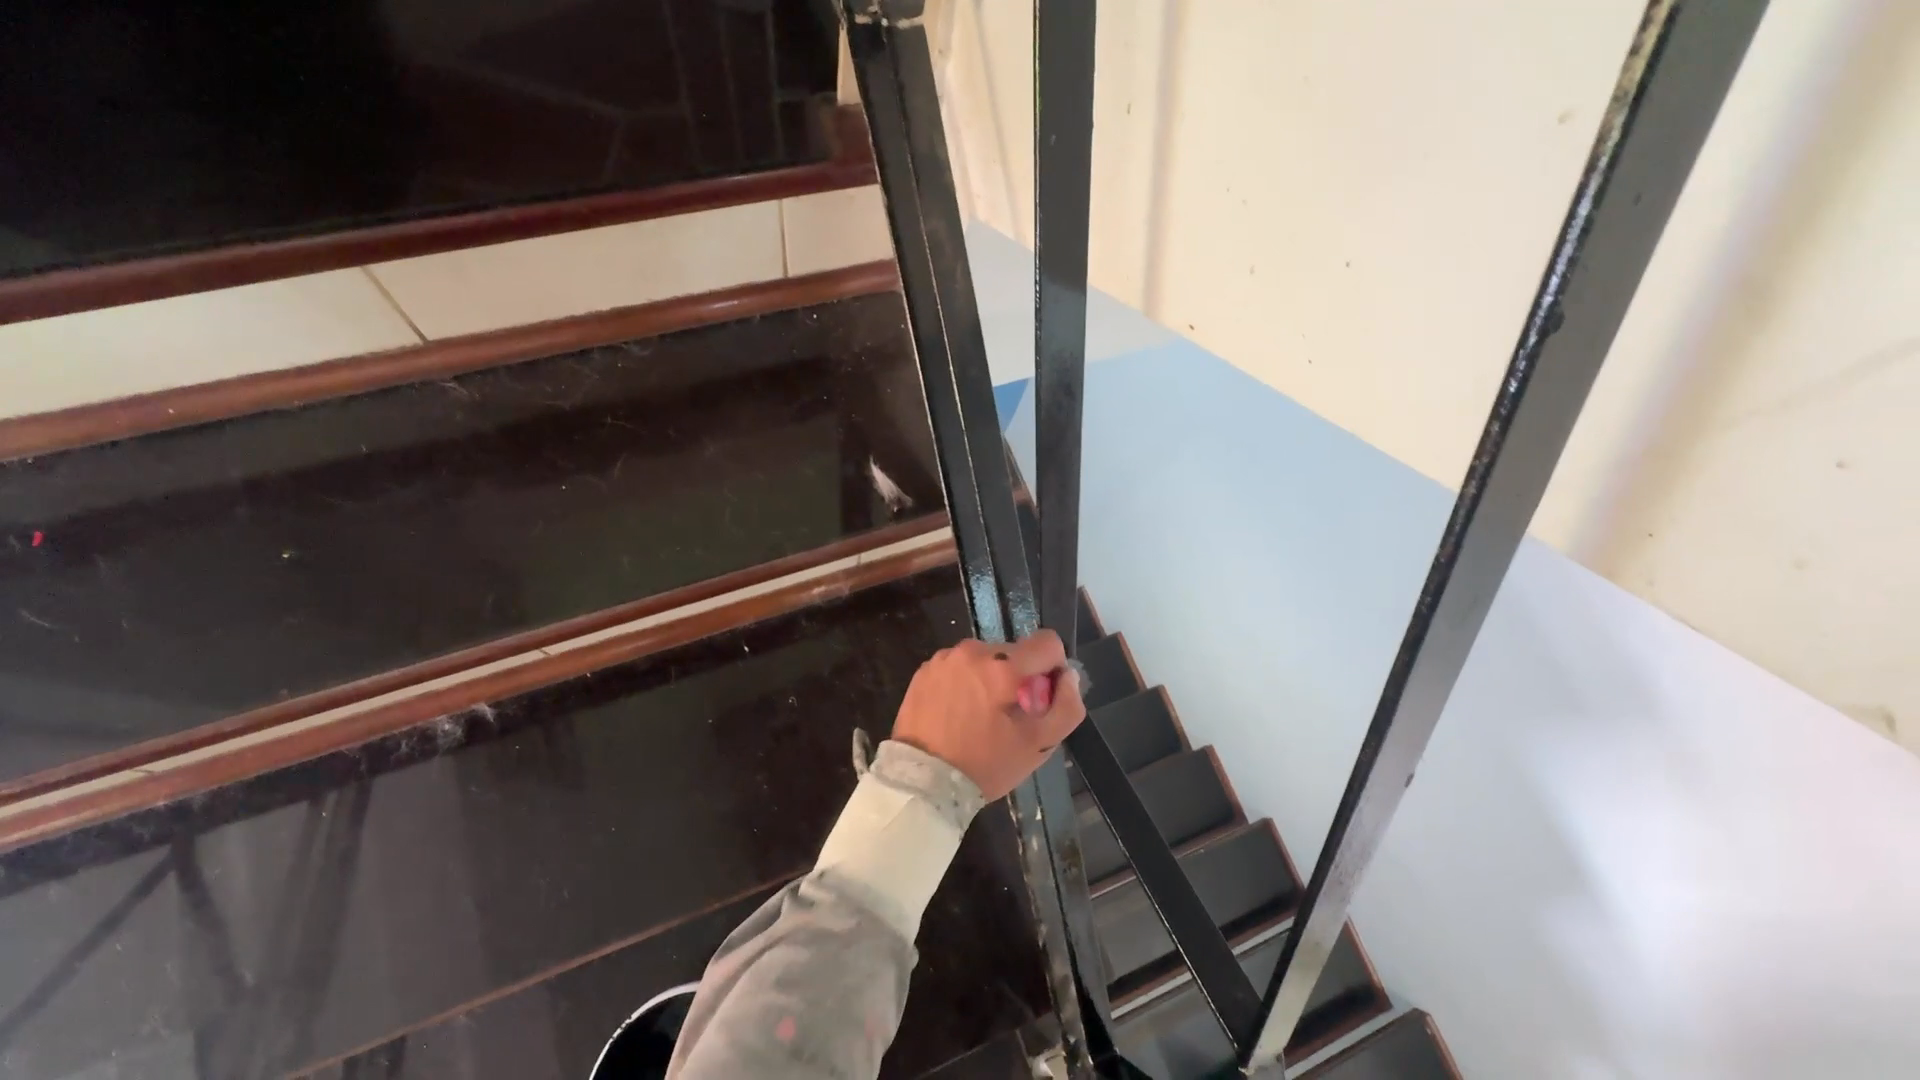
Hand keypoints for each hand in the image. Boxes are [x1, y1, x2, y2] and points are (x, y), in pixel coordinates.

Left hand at [891, 630, 1086, 800]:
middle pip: (1014, 653)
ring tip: (980, 717)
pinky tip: (958, 713)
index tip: (1043, 697)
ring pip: (985, 660)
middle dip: (1019, 678)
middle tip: (1010, 717)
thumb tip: (1067, 676)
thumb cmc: (985, 764)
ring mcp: (945, 659)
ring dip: (991, 679)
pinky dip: (965, 683)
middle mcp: (973, 652)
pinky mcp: (925, 670)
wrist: (922, 782)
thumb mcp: (1038, 744)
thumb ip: (1066, 706)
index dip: (1054, 668)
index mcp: (1003, 666)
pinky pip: (958, 668)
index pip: (1048, 643)